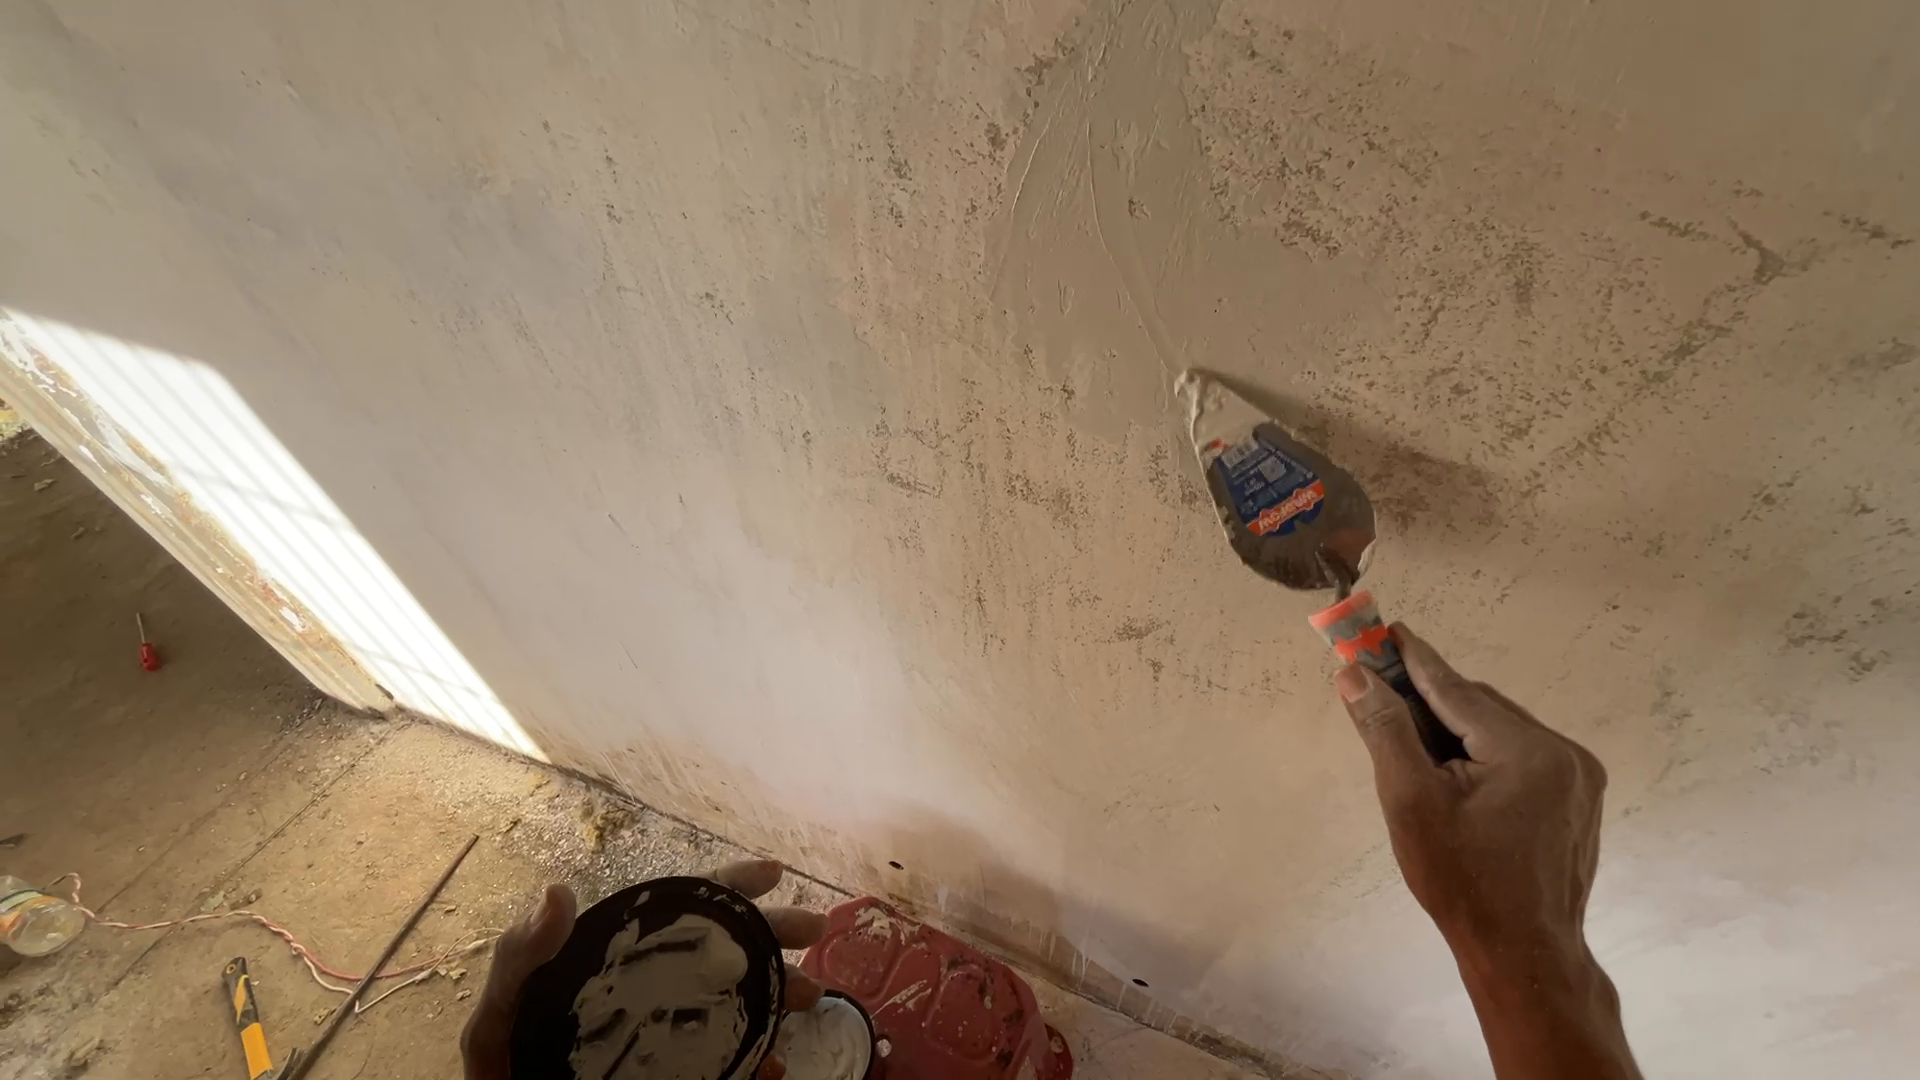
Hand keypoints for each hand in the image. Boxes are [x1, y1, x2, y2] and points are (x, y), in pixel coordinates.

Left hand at [461, 859, 828, 1079]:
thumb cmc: (508, 1067)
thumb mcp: (499, 1014)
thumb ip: (520, 958)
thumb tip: (557, 891)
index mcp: (630, 954)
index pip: (688, 903)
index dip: (731, 882)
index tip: (774, 871)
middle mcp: (666, 984)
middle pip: (730, 943)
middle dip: (776, 930)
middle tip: (816, 930)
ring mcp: (679, 1032)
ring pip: (743, 997)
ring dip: (780, 990)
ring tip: (807, 996)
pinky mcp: (691, 1073)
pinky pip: (734, 1064)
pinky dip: (760, 1063)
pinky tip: (776, 1067)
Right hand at [1336, 625, 1640, 1079]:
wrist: (1522, 952)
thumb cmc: (1458, 876)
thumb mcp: (1408, 798)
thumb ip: (1383, 728)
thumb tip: (1353, 673)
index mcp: (1528, 750)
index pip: (1454, 687)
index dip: (1411, 656)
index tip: (1383, 627)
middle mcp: (1564, 752)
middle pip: (1476, 704)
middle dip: (1424, 695)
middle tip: (1376, 689)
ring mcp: (1578, 776)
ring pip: (1494, 726)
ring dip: (1448, 722)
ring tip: (1406, 739)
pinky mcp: (1576, 796)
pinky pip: (1513, 749)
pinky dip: (1473, 745)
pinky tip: (1446, 767)